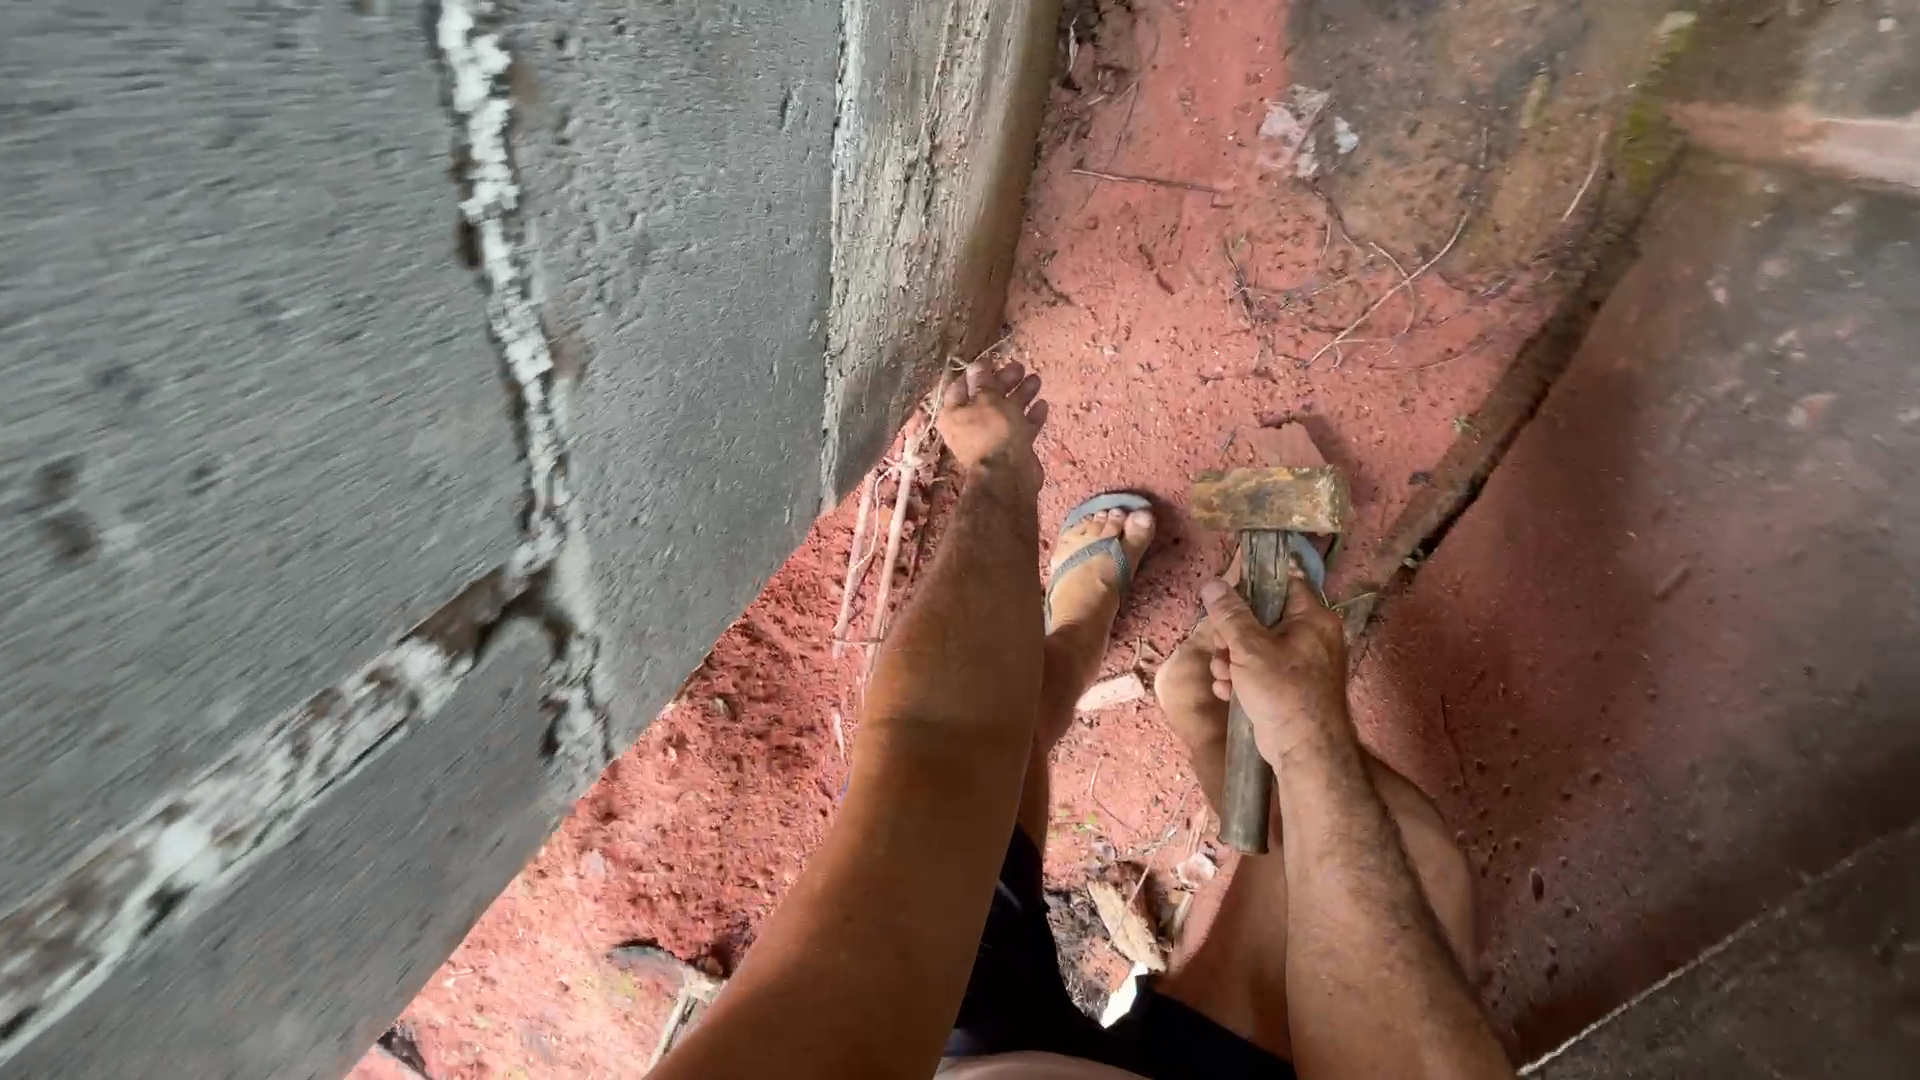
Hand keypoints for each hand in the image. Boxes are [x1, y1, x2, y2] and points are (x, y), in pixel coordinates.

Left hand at [937, 359, 1046, 495]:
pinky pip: (1021, 428)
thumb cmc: (993, 432)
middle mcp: (970, 426)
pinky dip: (1030, 416)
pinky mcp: (1011, 448)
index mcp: (955, 414)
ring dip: (1021, 394)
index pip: (961, 386)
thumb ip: (983, 382)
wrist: (1009, 476)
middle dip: (1004, 381)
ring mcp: (992, 438)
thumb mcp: (987, 400)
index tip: (993, 361)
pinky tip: (1042, 404)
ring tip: (1037, 379)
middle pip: (987, 397)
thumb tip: (976, 365)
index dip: (976, 373)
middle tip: (1020, 367)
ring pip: (1007, 411)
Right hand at [1199, 560, 1350, 764]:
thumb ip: (1229, 614)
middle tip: (1220, 647)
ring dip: (1230, 659)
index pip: (1282, 583)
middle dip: (1231, 634)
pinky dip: (1241, 678)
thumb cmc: (1282, 691)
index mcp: (1312, 618)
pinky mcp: (1289, 685)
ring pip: (1254, 646)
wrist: (1304, 750)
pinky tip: (1228, 691)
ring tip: (1222, 675)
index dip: (1251, 586)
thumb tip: (1212, 583)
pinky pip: (1259, 669)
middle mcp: (1311, 636)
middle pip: (1261, 617)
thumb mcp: (1249, 647)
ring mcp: (1301, 663)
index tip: (1225, 598)